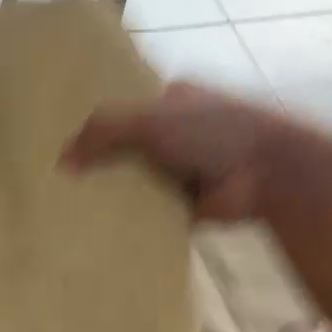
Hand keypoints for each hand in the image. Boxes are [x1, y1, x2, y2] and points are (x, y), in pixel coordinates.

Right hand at [60, 81, 331, 223]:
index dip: (96, 129)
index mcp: (174, 99)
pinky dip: (135, 221)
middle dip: (102, 167)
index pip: (125, 111)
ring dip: (116, 197)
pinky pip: (152, 212)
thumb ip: (104, 131)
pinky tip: (103, 232)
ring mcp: (185, 170)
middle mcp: (178, 132)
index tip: (64, 151)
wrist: (271, 174)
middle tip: (61, 188)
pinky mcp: (188, 205)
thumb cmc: (215, 132)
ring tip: (73, 214)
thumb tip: (61, 158)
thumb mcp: (152, 121)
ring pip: (138, 183)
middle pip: (128, 150)